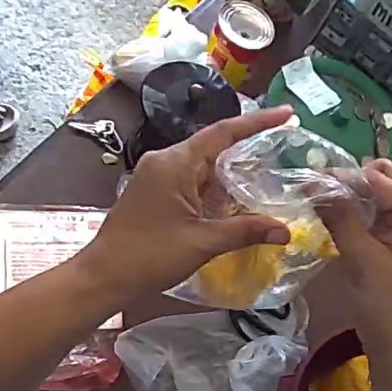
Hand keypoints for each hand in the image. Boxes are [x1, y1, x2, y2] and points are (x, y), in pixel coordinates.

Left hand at [80, 107, 296, 301]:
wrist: (104, 276)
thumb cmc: (149, 256)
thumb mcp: (203, 242)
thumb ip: (245, 231)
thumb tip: (285, 231)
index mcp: (174, 163)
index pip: (222, 132)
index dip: (257, 122)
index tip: (286, 114)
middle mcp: (164, 161)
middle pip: (212, 145)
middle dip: (247, 146)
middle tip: (283, 146)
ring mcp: (155, 176)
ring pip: (201, 164)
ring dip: (230, 169)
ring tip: (266, 173)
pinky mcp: (152, 192)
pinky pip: (189, 179)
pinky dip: (213, 185)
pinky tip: (233, 198)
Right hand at [316, 159, 391, 354]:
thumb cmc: (388, 309)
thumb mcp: (362, 261)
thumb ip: (341, 218)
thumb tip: (314, 184)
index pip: (378, 179)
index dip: (343, 176)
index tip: (306, 180)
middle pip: (382, 181)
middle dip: (348, 180)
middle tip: (312, 191)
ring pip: (377, 198)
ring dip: (350, 196)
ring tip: (316, 202)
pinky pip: (375, 218)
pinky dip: (355, 214)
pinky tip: (331, 219)